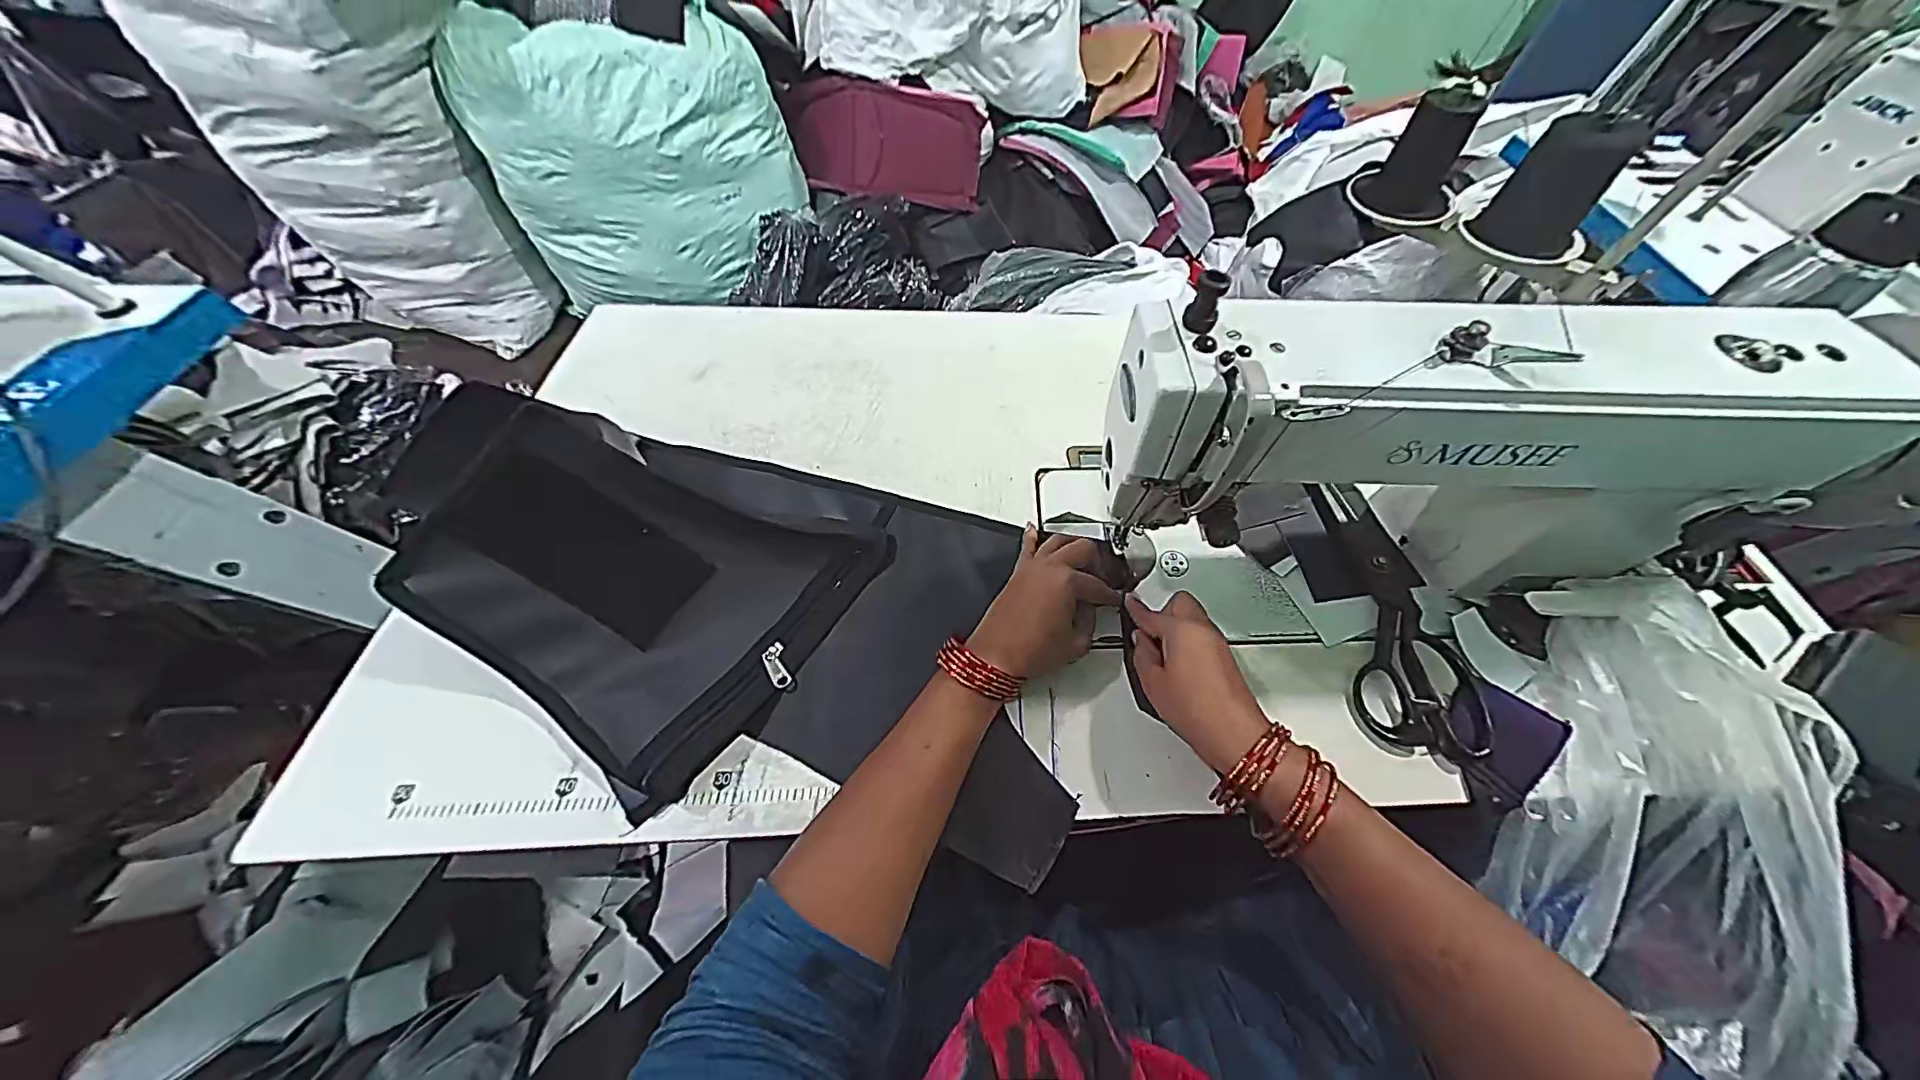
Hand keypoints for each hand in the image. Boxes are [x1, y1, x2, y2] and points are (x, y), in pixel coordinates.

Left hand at [968, 529, 1123, 679]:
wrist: (996, 657)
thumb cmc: (1028, 651)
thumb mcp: (1076, 643)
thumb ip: (1090, 620)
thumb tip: (1090, 610)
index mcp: (1067, 582)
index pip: (1098, 584)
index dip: (1111, 594)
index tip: (1114, 599)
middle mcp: (1049, 568)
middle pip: (1084, 549)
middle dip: (1100, 562)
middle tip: (1105, 576)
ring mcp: (1031, 567)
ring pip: (1059, 540)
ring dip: (1075, 545)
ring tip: (1085, 557)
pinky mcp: (1018, 573)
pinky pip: (1029, 547)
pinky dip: (1034, 536)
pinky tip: (1035, 530)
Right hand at [1127, 592, 1271, 772]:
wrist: (1232, 732)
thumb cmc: (1197, 709)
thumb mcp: (1152, 682)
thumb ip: (1141, 653)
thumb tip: (1141, 642)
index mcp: (1182, 630)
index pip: (1152, 613)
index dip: (1137, 609)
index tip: (1131, 604)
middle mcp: (1203, 630)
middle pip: (1180, 603)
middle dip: (1163, 613)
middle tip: (1149, 635)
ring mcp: (1217, 642)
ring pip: (1192, 619)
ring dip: (1177, 629)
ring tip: (1163, 657)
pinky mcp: (1225, 656)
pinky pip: (1202, 636)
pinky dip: (1188, 643)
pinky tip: (1179, 667)